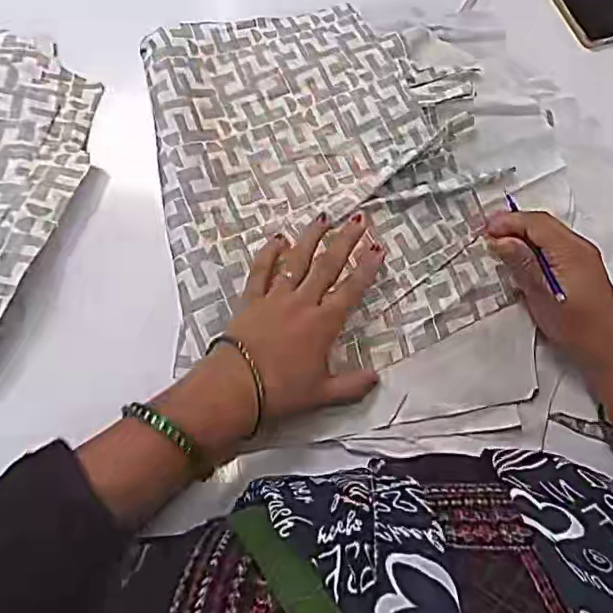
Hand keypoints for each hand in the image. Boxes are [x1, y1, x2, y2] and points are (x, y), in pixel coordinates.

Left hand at [215, 212, 386, 426]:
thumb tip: (376, 378)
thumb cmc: (280, 392)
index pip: (351, 289)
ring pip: (297, 260)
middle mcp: (302, 303)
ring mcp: (275, 298)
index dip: (367, 268)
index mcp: (323, 324)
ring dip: (311, 237)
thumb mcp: (322, 394)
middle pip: (328, 265)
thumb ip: (352, 385)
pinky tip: (278, 239)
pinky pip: (262, 271)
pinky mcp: (251, 300)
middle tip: (359, 220)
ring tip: (324, 218)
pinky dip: (269, 254)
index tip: (378, 247)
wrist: (235, 388)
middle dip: (345, 241)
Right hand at [486, 210, 612, 427]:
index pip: (536, 222)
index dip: (509, 221)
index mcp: (572, 251)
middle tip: (489, 235)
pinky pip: (555, 245)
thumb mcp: (542, 296)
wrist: (607, 349)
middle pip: (543, 224)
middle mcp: (580, 248)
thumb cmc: (578, 328)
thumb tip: (503, 241)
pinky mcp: (581, 267)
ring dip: (524, 235)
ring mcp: (583, 256)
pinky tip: (522, 259)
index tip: (487, 229)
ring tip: (501, 246)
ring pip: (549, 233)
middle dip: (514, 225)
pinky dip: (535, 246)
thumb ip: (523, 265)